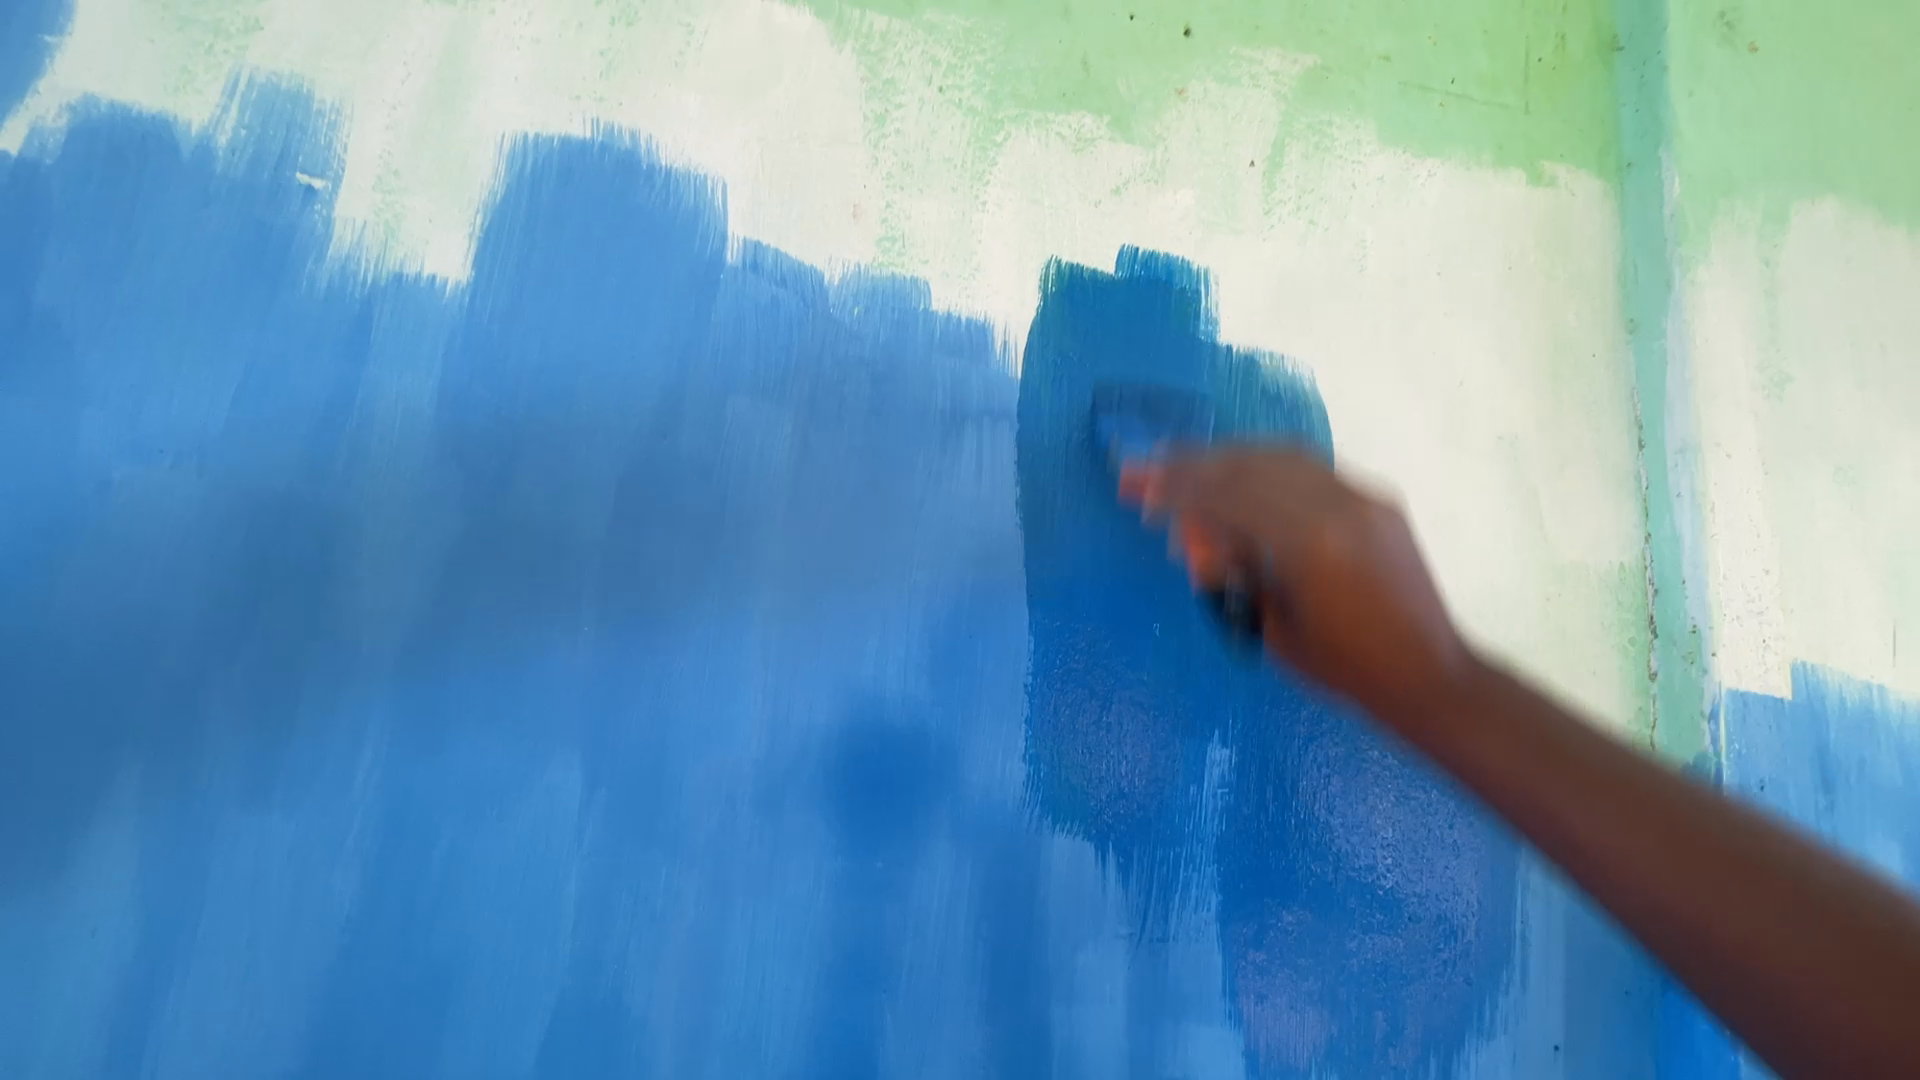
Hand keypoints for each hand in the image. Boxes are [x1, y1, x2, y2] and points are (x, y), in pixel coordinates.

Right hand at [1119, 447, 1474, 724]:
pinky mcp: (1375, 498)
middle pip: (1246, 465)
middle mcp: (1335, 505)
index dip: (1173, 488)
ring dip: (1225, 458)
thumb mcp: (1267, 624)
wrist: (1428, 673)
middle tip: (1148, 468)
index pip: (1224, 496)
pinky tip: (1240, 474)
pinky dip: (1264, 465)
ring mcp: (1361, 496)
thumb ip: (1231, 569)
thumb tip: (1196, 528)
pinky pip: (1308, 467)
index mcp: (1306, 543)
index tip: (1134, 485)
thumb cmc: (1342, 666)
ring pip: (1277, 456)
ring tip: (1188, 466)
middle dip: (1190, 465)